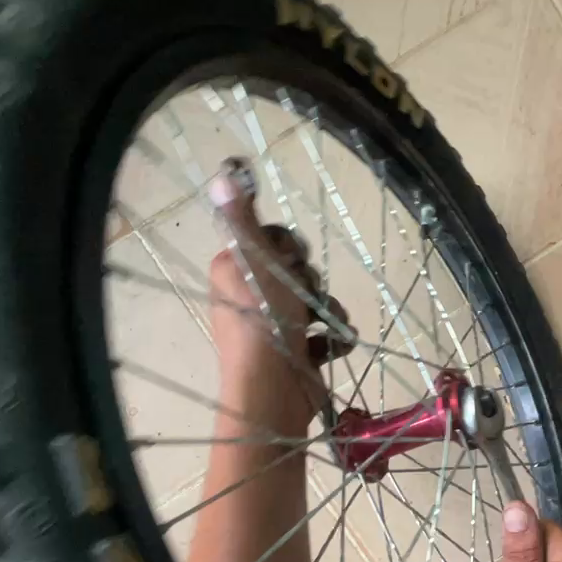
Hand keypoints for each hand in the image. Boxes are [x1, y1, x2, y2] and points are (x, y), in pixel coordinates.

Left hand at [205, 159, 345, 431]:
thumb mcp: (254, 260)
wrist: (274, 392)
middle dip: (312, 283)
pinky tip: (336, 346)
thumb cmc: (264, 322)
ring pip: (314, 303)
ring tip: (330, 326)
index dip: (289, 248)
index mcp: (234, 272)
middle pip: (296, 272)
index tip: (293, 260)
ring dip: (330, 312)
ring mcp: (274, 331)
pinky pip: (323, 336)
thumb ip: (244, 219)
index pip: (270, 242)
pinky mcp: (296, 357)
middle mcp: (251, 299)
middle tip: (307, 297)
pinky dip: (334, 340)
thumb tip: (224, 170)